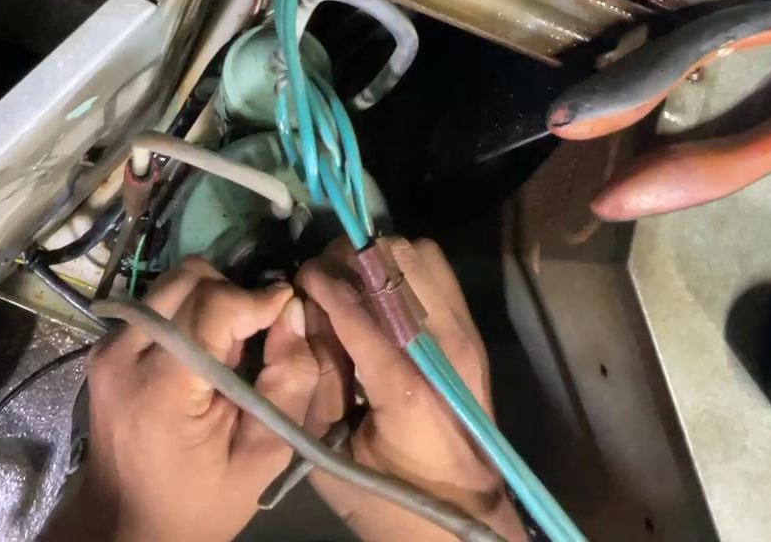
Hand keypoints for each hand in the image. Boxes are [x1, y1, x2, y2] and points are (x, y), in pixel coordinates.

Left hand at [44, 258, 320, 541]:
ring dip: (209, 298)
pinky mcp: (105, 346)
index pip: (214, 304)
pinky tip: (199, 352)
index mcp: (161, 390)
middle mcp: (125, 354)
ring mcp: (109, 346)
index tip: (284, 309)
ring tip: (224, 346)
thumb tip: (291, 310)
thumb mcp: (261, 458)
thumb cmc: (197, 504)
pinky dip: (187, 310)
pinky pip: (156, 301)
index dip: (256, 299)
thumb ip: (289, 381)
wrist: (122, 528)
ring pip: (173, 281)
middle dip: (232, 295)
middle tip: (249, 338)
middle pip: (191, 279)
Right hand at [297, 237, 524, 541]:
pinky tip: (381, 290)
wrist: (470, 519)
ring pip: (418, 254)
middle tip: (323, 277)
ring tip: (352, 279)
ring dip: (378, 258)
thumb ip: (315, 380)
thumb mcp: (336, 454)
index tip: (299, 276)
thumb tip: (302, 314)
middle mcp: (441, 348)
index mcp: (405, 388)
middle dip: (349, 260)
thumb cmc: (395, 496)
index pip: (357, 308)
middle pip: (392, 265)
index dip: (322, 282)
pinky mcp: (472, 332)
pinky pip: (436, 269)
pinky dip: (404, 266)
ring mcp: (464, 335)